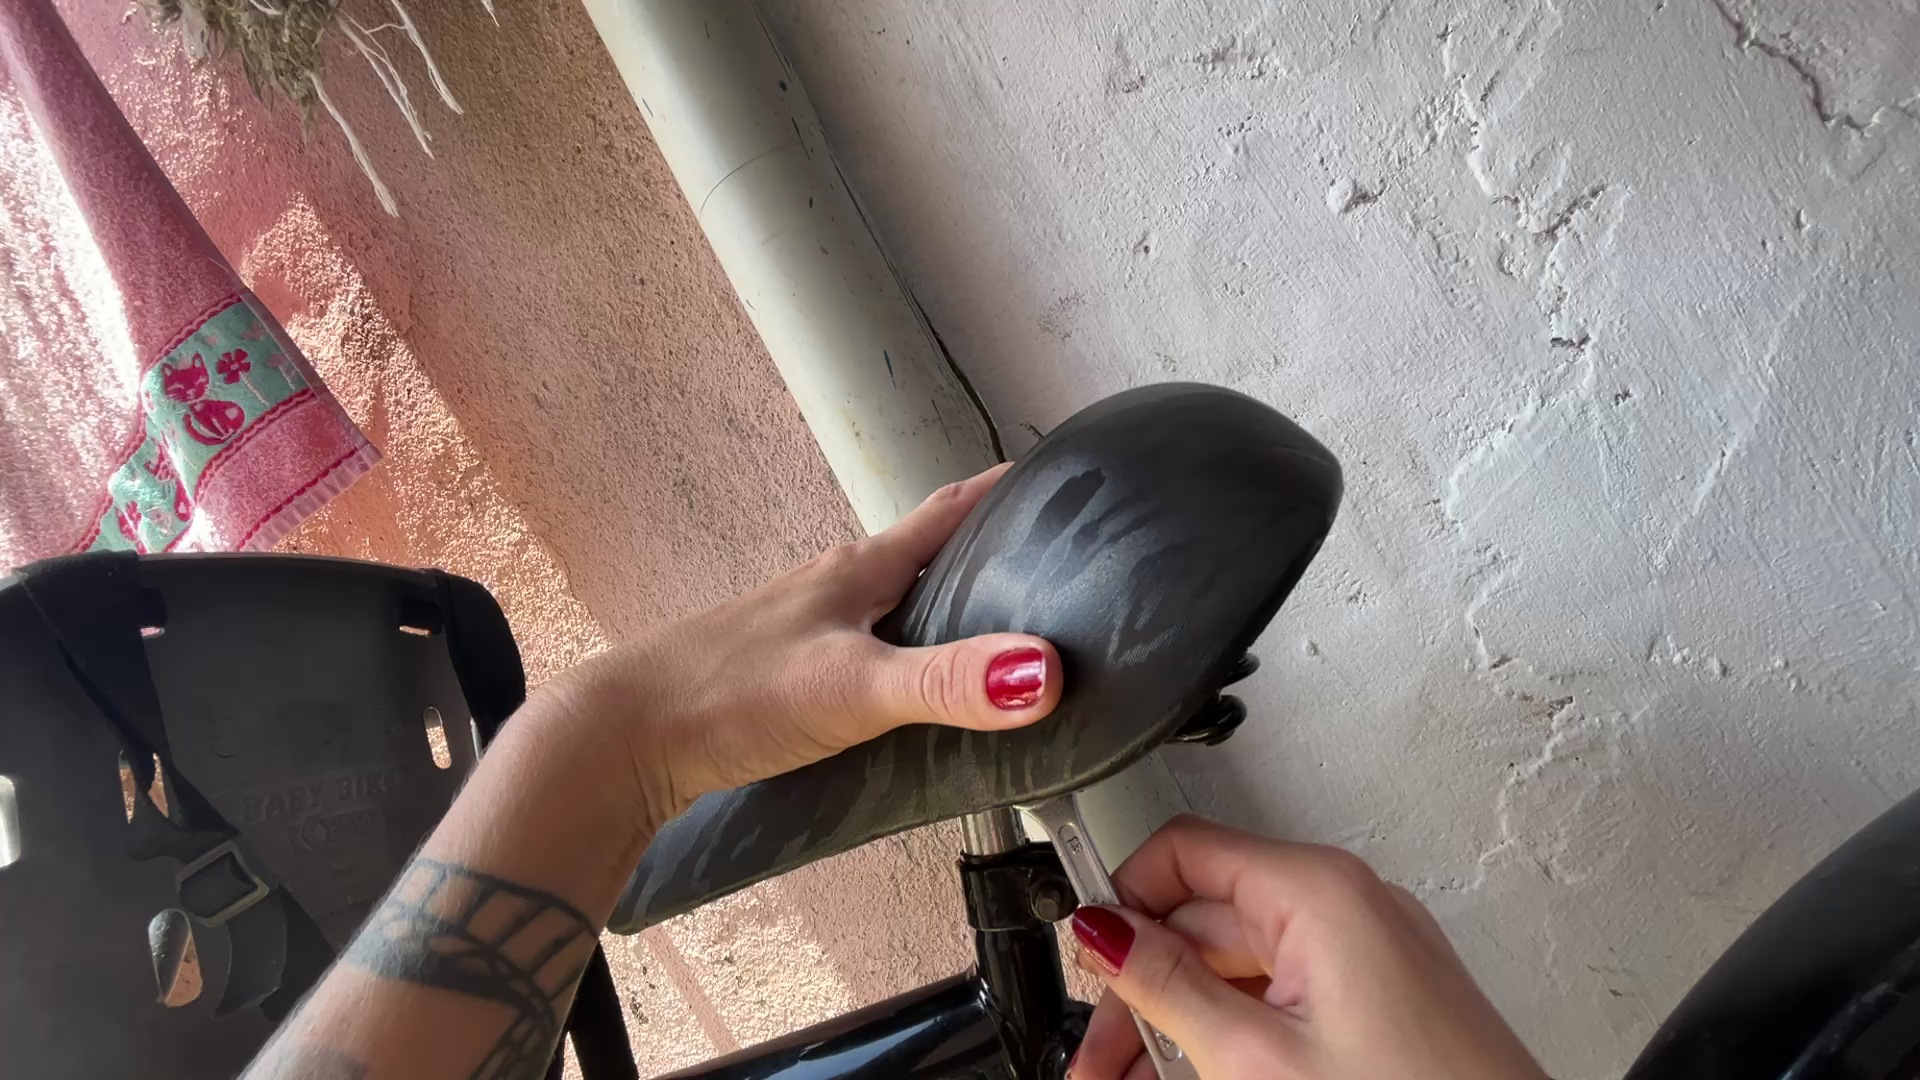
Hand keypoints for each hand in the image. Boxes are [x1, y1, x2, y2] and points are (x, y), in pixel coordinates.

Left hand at [557, 464, 1062, 823]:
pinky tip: (926, 684)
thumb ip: (947, 682)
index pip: (949, 509)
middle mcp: (842, 585)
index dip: (1004, 490)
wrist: (624, 738)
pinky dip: (914, 648)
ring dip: (952, 600)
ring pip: (902, 598)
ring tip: (1008, 625)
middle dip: (991, 548)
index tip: (1058, 480)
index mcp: (862, 568)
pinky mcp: (798, 667)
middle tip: (1054, 564)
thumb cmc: (734, 693)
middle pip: (931, 552)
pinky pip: (876, 643)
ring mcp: (816, 625)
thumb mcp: (854, 686)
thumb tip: (1046, 672)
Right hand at [1067, 816, 1546, 1079]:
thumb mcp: (1260, 1060)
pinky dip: (1224, 1032)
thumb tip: (1102, 930)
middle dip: (1139, 984)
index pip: (1184, 851)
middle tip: (1098, 1052)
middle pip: (1200, 917)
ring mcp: (1355, 955)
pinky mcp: (1368, 1001)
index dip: (1125, 894)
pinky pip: (1270, 997)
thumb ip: (1168, 984)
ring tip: (1129, 1077)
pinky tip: (1187, 1072)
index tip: (1089, 950)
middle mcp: (1337, 906)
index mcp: (1316, 891)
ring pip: (1230, 966)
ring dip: (1174, 1018)